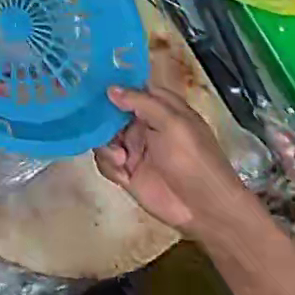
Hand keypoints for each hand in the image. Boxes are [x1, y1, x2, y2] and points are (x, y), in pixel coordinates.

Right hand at [95, 85, 255, 238]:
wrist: (203, 207)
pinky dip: (109, 165)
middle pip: (112, 113)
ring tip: (121, 158)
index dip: (114, 87)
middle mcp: (145, 125)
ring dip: (107, 146)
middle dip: (103, 120)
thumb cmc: (193, 158)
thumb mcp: (172, 123)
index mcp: (161, 108)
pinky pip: (106, 162)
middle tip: (100, 128)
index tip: (91, 86)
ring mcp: (135, 149)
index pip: (133, 90)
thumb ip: (141, 103)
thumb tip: (111, 88)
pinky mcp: (127, 173)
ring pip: (105, 138)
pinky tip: (123, 173)